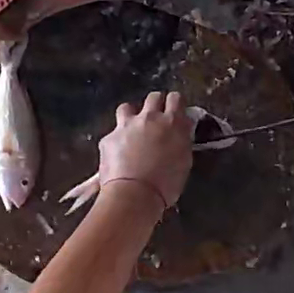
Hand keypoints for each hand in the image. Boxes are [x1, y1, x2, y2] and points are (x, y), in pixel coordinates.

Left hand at [97, 91, 194, 209]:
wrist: (135, 194)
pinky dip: (116, 140)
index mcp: (172, 123)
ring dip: (131, 115)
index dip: (174, 104)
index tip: (174, 112)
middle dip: (155, 105)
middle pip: (153, 98)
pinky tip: (117, 154)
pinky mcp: (108, 137)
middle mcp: (149, 118)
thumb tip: (179, 132)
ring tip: (132, 129)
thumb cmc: (166, 184)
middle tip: (155, 119)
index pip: (175, 99)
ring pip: (127, 107)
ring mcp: (126, 126)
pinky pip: (113, 133)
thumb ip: (181, 140)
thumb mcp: (184, 160)